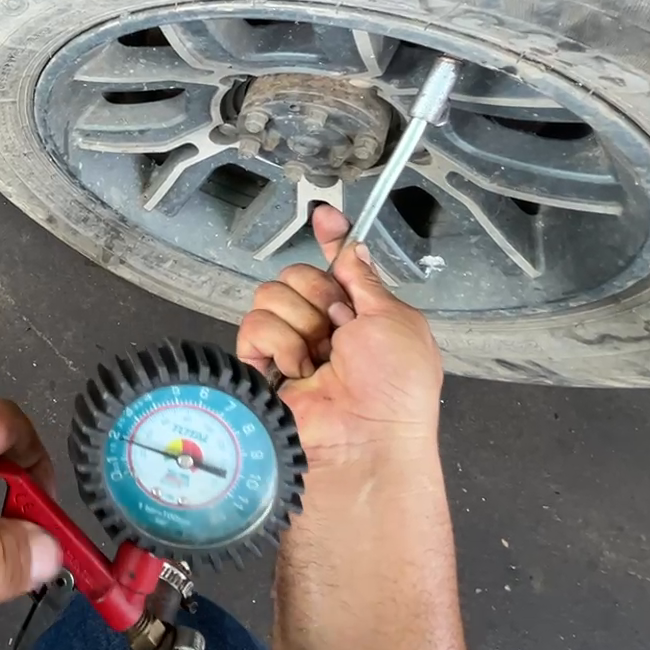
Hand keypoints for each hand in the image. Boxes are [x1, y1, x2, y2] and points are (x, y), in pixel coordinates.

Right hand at [235, 206, 444, 468]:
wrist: (361, 434)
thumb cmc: (393, 386)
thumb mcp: (395, 321)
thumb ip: (365, 278)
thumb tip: (352, 244)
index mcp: (358, 313)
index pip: (336, 264)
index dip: (330, 238)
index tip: (325, 214)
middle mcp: (319, 324)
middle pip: (296, 274)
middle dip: (318, 298)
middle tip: (339, 331)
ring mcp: (287, 341)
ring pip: (270, 296)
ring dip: (299, 327)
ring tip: (318, 360)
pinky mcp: (258, 359)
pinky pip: (253, 325)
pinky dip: (278, 345)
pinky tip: (295, 370)